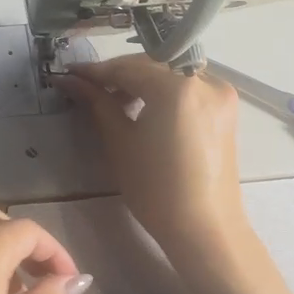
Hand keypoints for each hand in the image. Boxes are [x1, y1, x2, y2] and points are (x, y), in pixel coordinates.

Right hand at [55, 54, 245, 252]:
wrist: (205, 229)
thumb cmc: (156, 190)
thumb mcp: (120, 142)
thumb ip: (97, 102)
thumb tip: (69, 80)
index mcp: (178, 88)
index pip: (128, 67)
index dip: (95, 71)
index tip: (69, 74)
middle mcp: (205, 80)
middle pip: (152, 64)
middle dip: (118, 73)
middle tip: (86, 86)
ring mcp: (220, 93)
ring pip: (170, 71)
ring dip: (140, 79)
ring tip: (112, 98)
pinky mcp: (225, 108)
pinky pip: (187, 85)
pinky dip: (162, 89)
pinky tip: (142, 105)